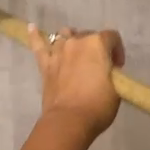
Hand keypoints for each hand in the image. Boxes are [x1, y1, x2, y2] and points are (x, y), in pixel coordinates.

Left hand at [29, 24, 124, 138]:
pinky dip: (35, 36)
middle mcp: (77, 41)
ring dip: (72, 40)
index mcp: (97, 44)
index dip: (117, 50)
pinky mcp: (45, 64)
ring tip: (76, 51)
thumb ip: (112, 72)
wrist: (69, 121)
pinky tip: (32, 27)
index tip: (117, 67)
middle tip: (99, 66)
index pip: (112, 37)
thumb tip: (106, 69)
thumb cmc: (98, 105)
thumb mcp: (117, 88)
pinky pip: (39, 45)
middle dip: (96, 47)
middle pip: (89, 35)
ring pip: (65, 35)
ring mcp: (59, 51)